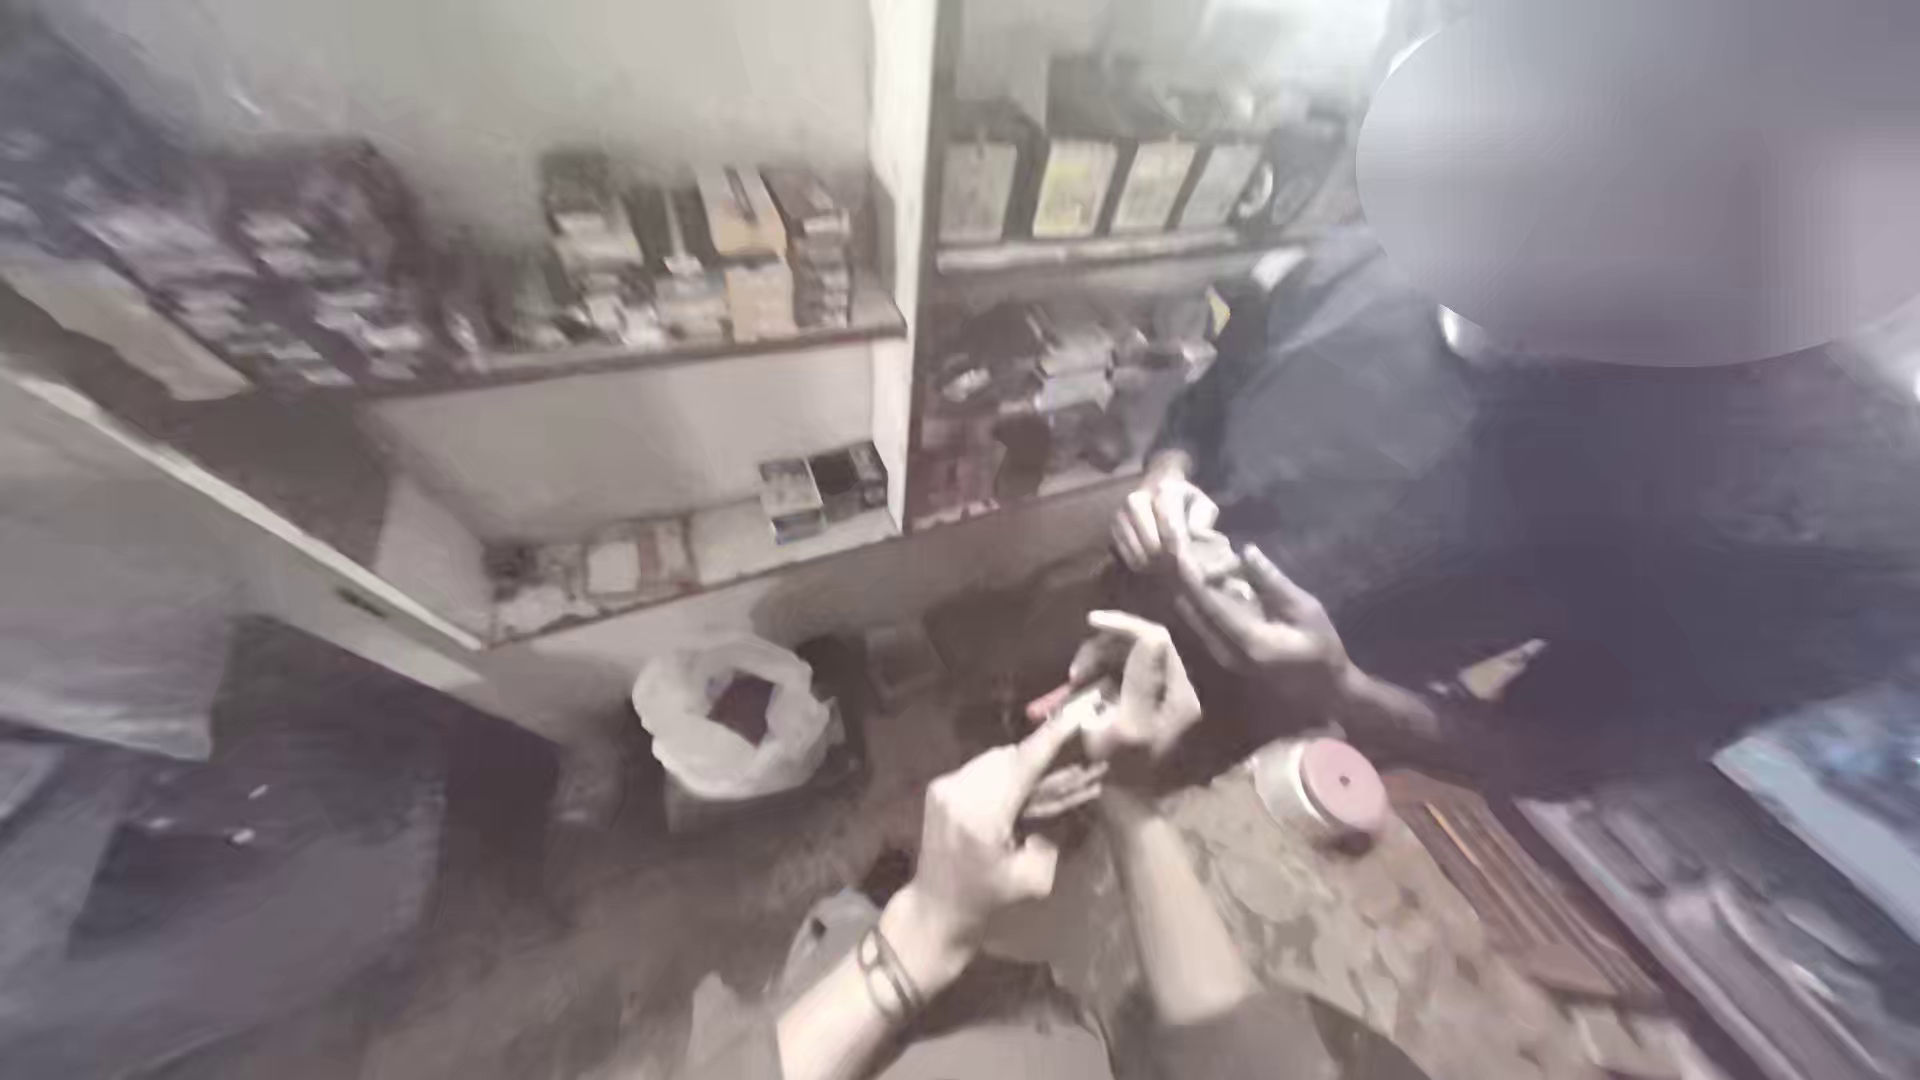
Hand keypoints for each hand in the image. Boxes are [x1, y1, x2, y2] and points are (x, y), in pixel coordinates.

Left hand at [882, 709, 1089, 993]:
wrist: (936, 908)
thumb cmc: (987, 900)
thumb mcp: (1035, 879)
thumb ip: (1053, 833)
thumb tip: (1065, 796)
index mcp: (982, 817)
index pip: (1022, 765)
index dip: (1049, 739)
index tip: (1072, 717)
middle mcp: (958, 792)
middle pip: (1008, 756)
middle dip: (1036, 755)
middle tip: (1063, 763)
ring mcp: (944, 786)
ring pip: (992, 757)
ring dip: (1016, 763)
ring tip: (1034, 781)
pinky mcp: (937, 786)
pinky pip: (977, 767)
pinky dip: (997, 772)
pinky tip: (1007, 791)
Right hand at [1026, 612, 1202, 783]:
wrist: (1119, 799)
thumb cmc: (1121, 767)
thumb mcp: (1129, 724)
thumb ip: (1141, 678)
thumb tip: (1152, 634)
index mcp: (1180, 692)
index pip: (1157, 638)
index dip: (1125, 624)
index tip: (1091, 621)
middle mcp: (1174, 686)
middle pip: (1138, 642)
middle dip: (1102, 647)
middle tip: (1075, 671)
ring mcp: (1156, 690)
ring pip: (1123, 652)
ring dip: (1094, 658)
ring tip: (1073, 681)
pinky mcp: (1138, 694)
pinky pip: (1115, 666)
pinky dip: (1094, 669)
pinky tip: (1077, 684)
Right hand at [1113, 454, 1217, 571]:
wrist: (1157, 482)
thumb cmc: (1183, 498)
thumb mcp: (1202, 505)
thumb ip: (1201, 524)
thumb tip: (1190, 547)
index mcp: (1163, 490)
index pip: (1171, 528)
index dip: (1181, 551)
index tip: (1190, 565)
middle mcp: (1135, 500)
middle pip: (1153, 545)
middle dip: (1168, 561)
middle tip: (1180, 567)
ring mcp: (1120, 515)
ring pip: (1139, 555)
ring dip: (1155, 566)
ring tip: (1168, 566)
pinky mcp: (1112, 529)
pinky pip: (1128, 558)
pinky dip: (1143, 566)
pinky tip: (1154, 563)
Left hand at [1175, 542, 1357, 712]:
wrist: (1322, 698)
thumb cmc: (1320, 651)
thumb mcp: (1306, 611)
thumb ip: (1272, 582)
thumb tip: (1246, 551)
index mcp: (1248, 641)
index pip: (1205, 601)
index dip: (1187, 574)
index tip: (1177, 548)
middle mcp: (1222, 657)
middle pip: (1183, 613)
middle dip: (1174, 582)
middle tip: (1170, 553)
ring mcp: (1211, 672)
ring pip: (1177, 627)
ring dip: (1173, 597)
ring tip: (1171, 570)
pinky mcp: (1206, 677)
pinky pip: (1182, 640)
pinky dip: (1179, 616)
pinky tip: (1181, 598)